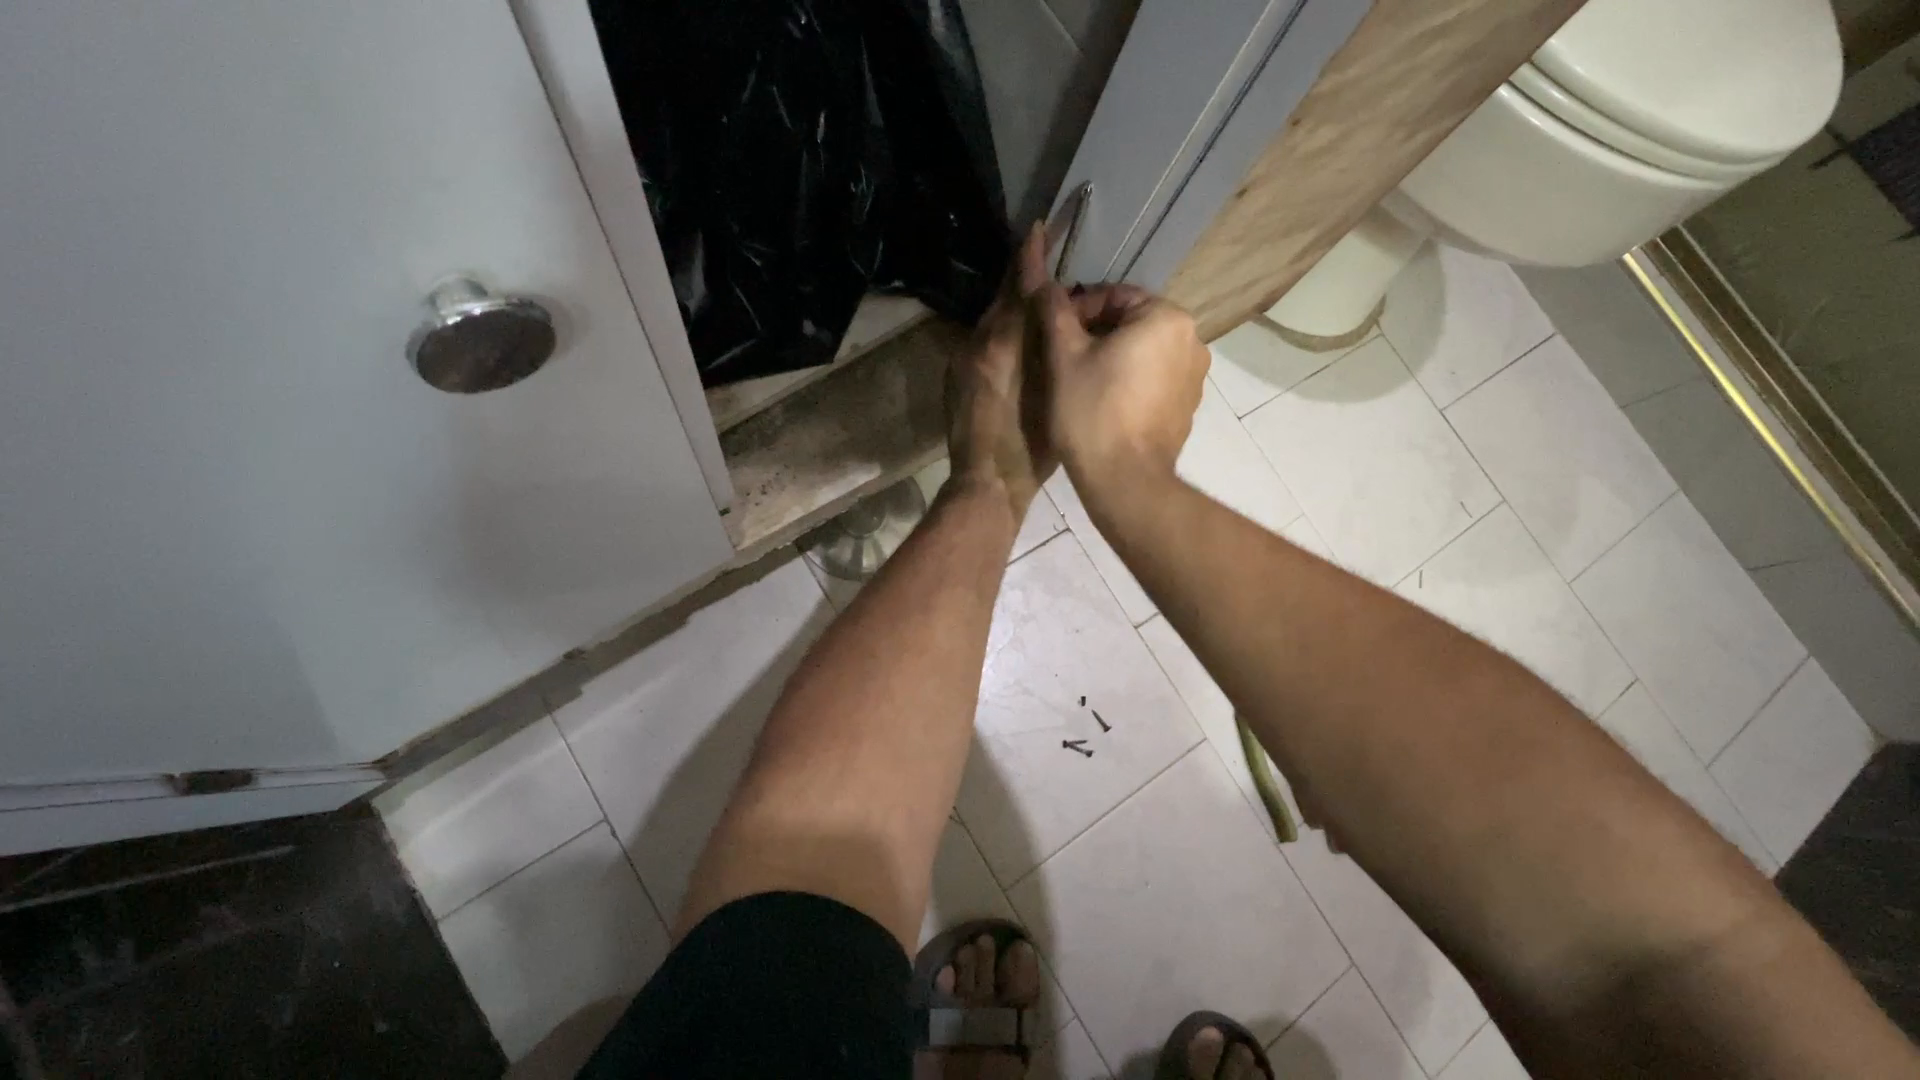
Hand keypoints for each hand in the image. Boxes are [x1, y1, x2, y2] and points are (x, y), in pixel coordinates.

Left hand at [944, 224, 1057, 517]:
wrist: (986, 485)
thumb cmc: (1030, 447)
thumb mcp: (1052, 393)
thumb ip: (1050, 346)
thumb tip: (1052, 309)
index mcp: (1002, 345)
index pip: (1018, 288)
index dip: (1029, 258)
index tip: (1038, 229)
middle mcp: (976, 345)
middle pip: (1001, 302)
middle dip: (1020, 282)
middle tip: (1043, 266)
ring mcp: (962, 364)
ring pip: (991, 324)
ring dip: (1010, 310)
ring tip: (1036, 306)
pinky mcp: (957, 381)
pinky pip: (982, 344)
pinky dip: (1001, 335)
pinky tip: (1018, 345)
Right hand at [1034, 280, 1208, 494]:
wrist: (1125, 480)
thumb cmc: (1092, 412)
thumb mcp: (1064, 356)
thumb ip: (1056, 312)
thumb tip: (1045, 284)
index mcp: (1166, 318)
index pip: (1114, 295)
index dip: (1078, 310)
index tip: (1053, 333)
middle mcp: (1192, 340)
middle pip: (1132, 322)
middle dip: (1096, 334)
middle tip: (1062, 357)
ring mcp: (1195, 376)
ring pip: (1144, 352)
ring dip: (1112, 358)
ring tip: (1081, 381)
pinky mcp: (1188, 406)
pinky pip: (1155, 380)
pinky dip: (1130, 382)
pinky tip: (1104, 404)